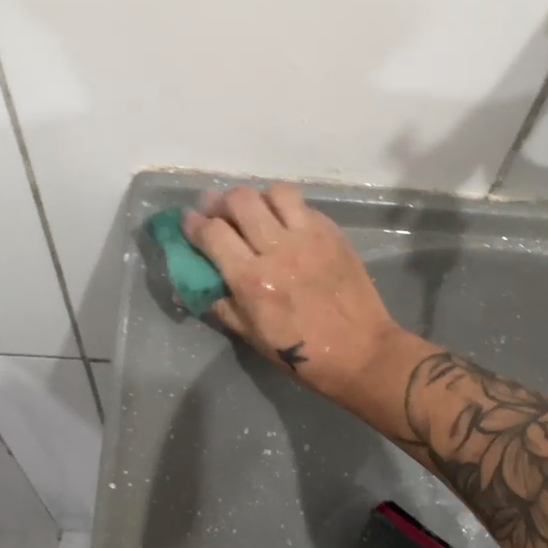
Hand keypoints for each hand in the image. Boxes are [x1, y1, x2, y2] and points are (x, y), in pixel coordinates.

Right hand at [181, 184, 405, 399]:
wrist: (360, 353)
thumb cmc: (301, 355)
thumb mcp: (253, 336)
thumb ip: (222, 305)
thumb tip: (196, 283)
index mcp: (252, 280)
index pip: (212, 233)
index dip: (193, 224)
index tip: (187, 221)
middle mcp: (278, 249)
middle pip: (240, 200)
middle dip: (220, 202)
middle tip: (215, 211)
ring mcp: (309, 237)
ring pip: (274, 193)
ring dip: (257, 198)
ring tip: (254, 211)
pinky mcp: (333, 234)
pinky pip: (303, 206)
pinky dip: (286, 209)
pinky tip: (284, 224)